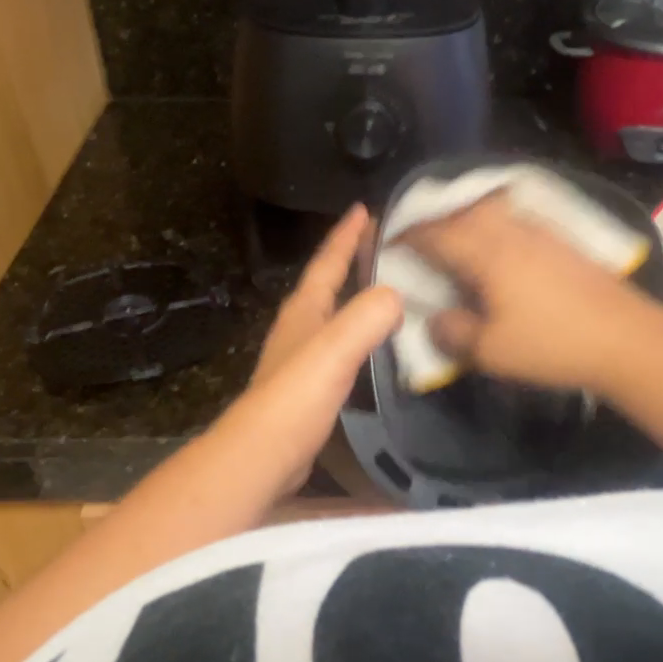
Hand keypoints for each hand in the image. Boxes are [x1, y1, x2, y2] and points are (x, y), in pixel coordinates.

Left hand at [239, 204, 402, 495]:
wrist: (265, 452)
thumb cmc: (297, 397)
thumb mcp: (334, 348)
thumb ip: (366, 316)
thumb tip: (396, 295)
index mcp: (305, 310)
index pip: (328, 262)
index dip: (347, 235)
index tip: (366, 208)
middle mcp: (299, 327)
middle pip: (328, 283)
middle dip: (351, 261)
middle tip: (383, 244)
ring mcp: (300, 357)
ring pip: (333, 314)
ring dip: (356, 298)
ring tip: (387, 290)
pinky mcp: (308, 387)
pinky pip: (340, 346)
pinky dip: (358, 335)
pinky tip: (375, 348)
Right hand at [401, 192, 655, 390]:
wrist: (627, 339)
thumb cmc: (552, 345)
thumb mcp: (491, 351)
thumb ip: (454, 332)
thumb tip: (435, 319)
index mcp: (487, 252)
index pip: (436, 234)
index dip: (408, 237)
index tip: (389, 243)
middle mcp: (511, 232)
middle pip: (464, 213)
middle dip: (436, 222)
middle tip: (419, 240)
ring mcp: (542, 233)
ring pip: (493, 213)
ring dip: (467, 221)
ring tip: (455, 242)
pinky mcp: (563, 244)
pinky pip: (516, 223)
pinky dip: (495, 229)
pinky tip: (499, 251)